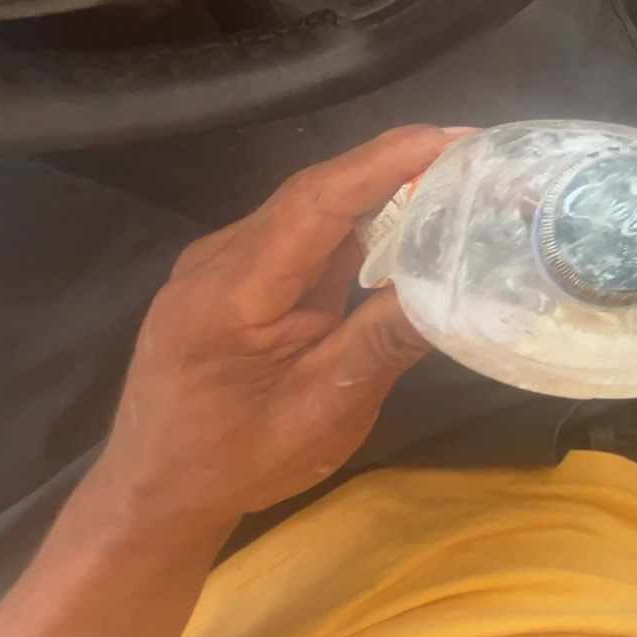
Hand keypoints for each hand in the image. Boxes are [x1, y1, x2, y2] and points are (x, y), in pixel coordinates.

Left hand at [89, 125, 468, 527]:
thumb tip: (460, 282)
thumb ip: (388, 339)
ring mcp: (230, 263)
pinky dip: (371, 210)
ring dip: (390, 182)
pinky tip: (415, 212)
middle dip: (400, 159)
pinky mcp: (249, 273)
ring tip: (462, 173)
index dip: (387, 162)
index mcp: (229, 294)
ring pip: (318, 203)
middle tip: (480, 152)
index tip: (458, 139)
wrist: (157, 496)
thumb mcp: (327, 408)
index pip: (315, 203)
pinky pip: (315, 227)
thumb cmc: (240, 460)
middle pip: (318, 190)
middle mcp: (220, 261)